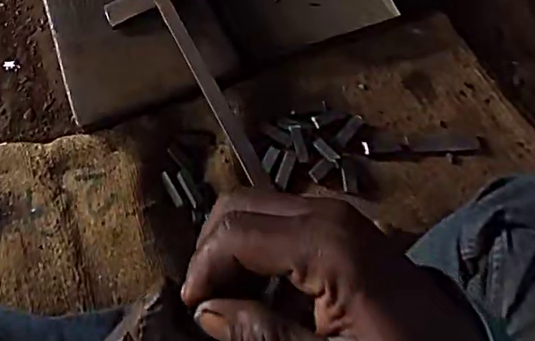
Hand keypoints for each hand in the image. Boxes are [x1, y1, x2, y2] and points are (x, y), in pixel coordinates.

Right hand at [181, 191, 481, 340]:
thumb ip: (266, 334)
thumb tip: (206, 313)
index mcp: (323, 240)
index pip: (235, 232)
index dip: (204, 267)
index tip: (190, 308)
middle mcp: (324, 211)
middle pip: (239, 206)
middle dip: (213, 250)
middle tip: (207, 303)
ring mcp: (336, 214)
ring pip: (256, 209)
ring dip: (235, 249)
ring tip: (233, 302)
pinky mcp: (344, 227)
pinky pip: (282, 221)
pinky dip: (261, 250)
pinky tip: (266, 294)